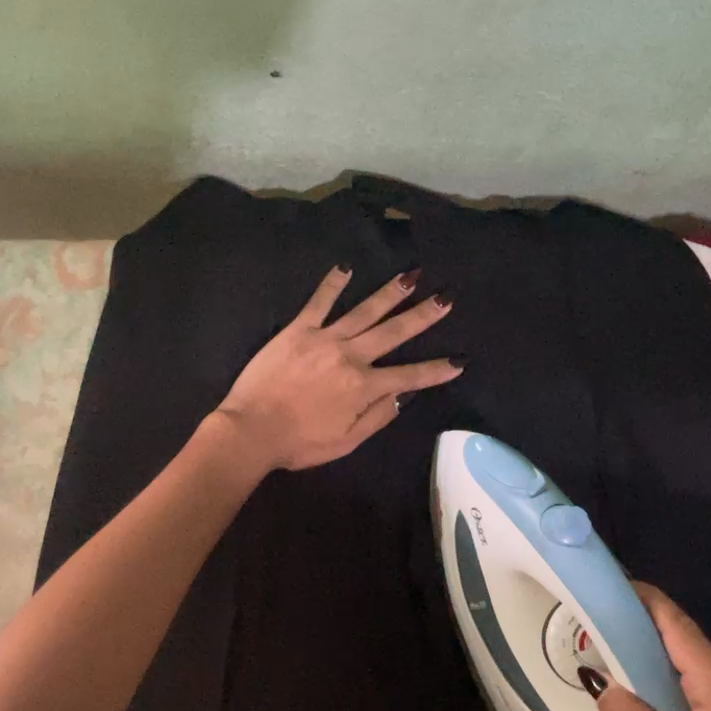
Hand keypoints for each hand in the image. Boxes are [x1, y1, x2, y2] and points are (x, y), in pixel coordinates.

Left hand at [214, 266, 463, 471]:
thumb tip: (402, 398)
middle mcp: (351, 356)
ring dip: (390, 293)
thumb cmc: (299, 443)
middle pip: (394, 332)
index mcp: (364, 387)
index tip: (459, 360)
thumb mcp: (346, 442)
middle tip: (446, 298)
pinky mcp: (297, 330)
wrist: (251, 429)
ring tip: (411, 276)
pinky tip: (347, 268)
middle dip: (423, 316)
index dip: (436, 370)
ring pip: (364, 311)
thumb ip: (377, 418)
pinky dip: (333, 284)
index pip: (409, 376)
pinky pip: (319, 302)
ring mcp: (324, 339)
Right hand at [596, 582, 710, 710]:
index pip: (677, 626)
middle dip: (640, 629)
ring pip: (695, 663)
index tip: (607, 583)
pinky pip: (706, 684)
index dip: (643, 599)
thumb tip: (598, 680)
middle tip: (594, 627)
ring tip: (611, 659)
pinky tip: (648, 696)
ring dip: (655, 658)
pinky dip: (673, 681)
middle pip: (685, 640)